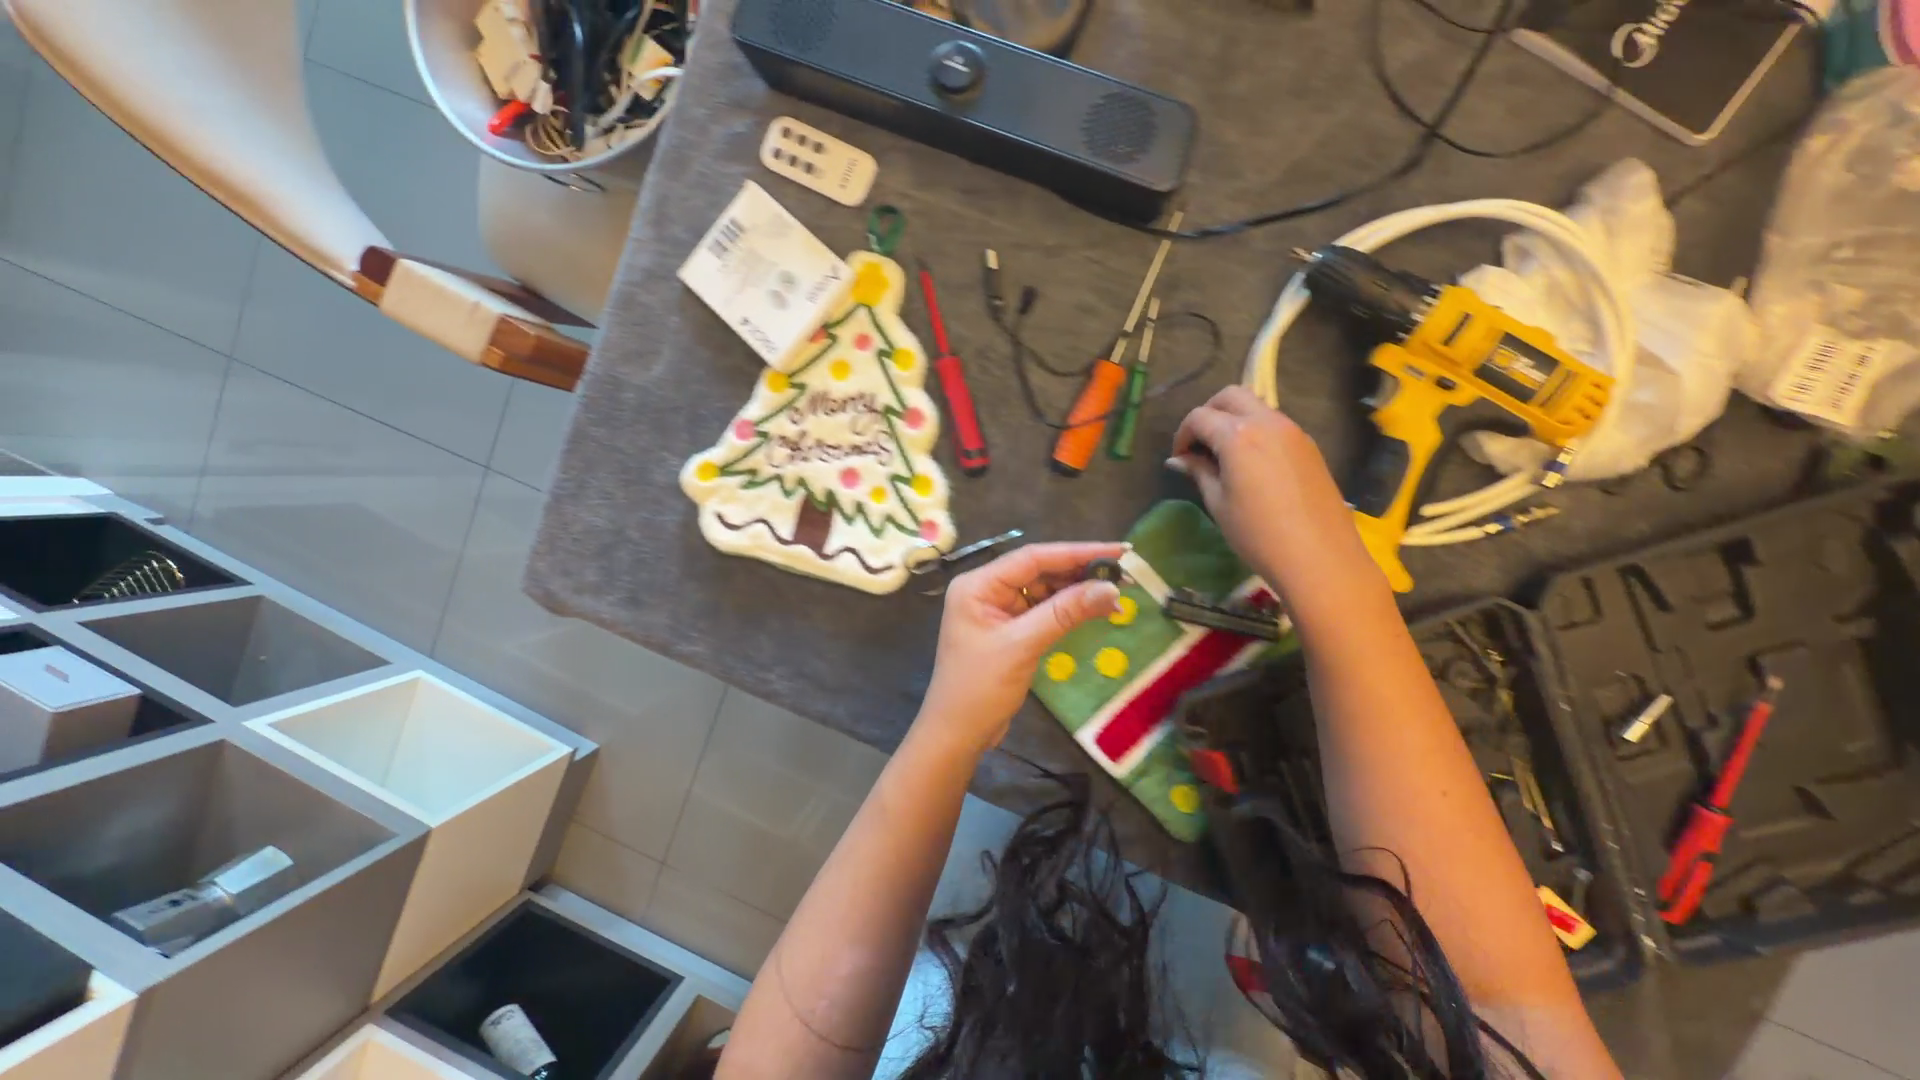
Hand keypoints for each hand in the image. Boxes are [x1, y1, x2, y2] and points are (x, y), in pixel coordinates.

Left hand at [915, 542, 1125, 756]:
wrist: (957, 735)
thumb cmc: (979, 688)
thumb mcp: (1023, 646)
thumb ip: (1065, 613)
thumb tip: (1111, 589)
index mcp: (978, 584)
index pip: (1033, 557)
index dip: (1077, 552)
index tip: (1118, 551)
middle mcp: (986, 590)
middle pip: (1040, 570)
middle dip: (1081, 572)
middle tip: (1125, 575)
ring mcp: (997, 610)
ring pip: (1045, 590)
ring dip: (1078, 591)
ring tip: (1118, 594)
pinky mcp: (1009, 630)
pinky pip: (1043, 610)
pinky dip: (1068, 610)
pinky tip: (1095, 610)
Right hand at [1169, 386, 1379, 601]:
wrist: (1319, 557)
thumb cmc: (1258, 534)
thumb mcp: (1219, 504)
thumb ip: (1199, 472)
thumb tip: (1180, 459)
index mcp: (1238, 435)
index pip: (1200, 417)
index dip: (1182, 435)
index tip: (1179, 459)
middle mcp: (1268, 422)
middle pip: (1230, 396)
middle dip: (1208, 413)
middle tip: (1199, 445)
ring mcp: (1293, 432)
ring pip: (1256, 407)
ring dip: (1234, 420)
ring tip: (1225, 456)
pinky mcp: (1309, 446)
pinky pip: (1276, 425)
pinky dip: (1256, 432)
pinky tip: (1252, 466)